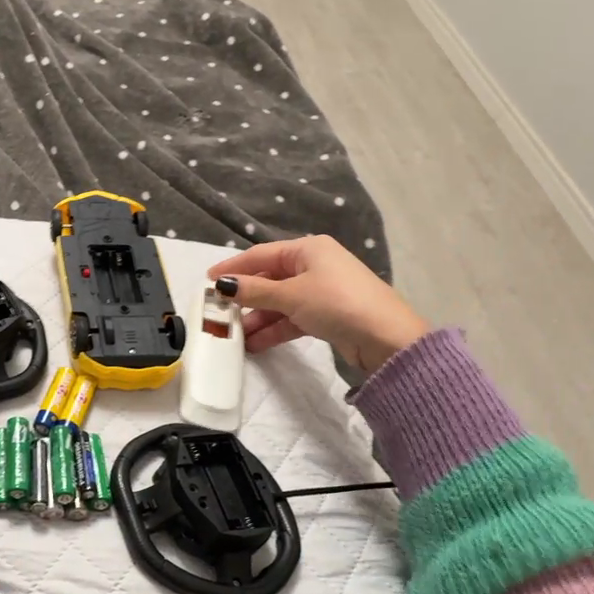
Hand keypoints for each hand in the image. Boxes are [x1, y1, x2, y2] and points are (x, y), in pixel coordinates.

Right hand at [206, 235, 429, 370]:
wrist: (386, 338)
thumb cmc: (336, 303)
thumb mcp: (291, 295)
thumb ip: (254, 291)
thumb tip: (222, 285)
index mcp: (307, 249)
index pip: (260, 254)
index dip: (233, 267)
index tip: (207, 281)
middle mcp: (314, 265)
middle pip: (269, 279)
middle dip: (244, 298)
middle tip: (218, 313)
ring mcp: (321, 291)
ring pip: (279, 302)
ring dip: (257, 318)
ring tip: (233, 336)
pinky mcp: (327, 315)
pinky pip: (292, 318)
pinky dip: (274, 329)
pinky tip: (254, 344)